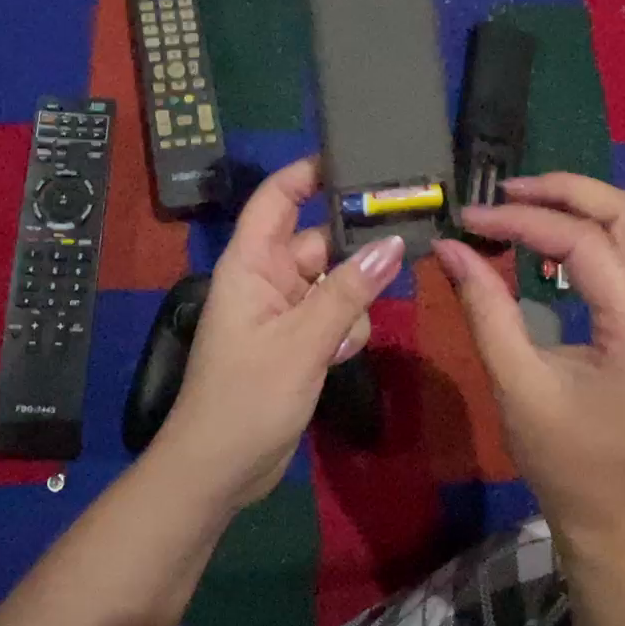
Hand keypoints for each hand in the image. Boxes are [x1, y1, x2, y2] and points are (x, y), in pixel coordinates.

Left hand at [149, 158, 405, 509]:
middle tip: (404, 242)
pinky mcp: (295, 341)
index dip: (309, 172)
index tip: (356, 156)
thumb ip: (348, 292)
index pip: (277, 198)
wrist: (220, 469)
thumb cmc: (247, 398)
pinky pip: (331, 316)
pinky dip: (343, 330)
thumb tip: (392, 245)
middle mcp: (266, 278)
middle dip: (352, 250)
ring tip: (344, 338)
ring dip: (350, 303)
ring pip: (333, 282)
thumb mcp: (302, 342)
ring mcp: (281, 311)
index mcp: (250, 264)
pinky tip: (339, 358)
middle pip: (318, 241)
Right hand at [432, 173, 624, 550]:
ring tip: (531, 205)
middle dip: (567, 192)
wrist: (612, 509)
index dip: (522, 221)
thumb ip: (485, 308)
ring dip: (591, 203)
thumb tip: (449, 247)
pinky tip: (562, 237)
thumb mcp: (517, 383)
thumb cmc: (563, 457)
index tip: (470, 219)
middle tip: (506, 194)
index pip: (585, 243)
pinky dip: (605, 227)